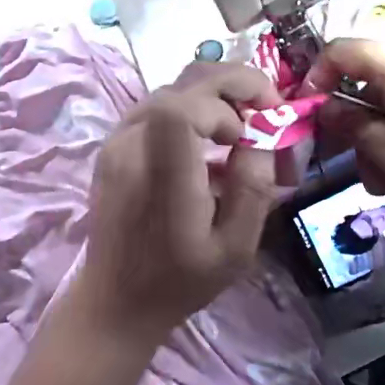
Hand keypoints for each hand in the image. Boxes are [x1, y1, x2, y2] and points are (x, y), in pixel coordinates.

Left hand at [69, 63, 281, 345]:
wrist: (116, 301)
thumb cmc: (180, 280)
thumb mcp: (236, 248)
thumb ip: (253, 188)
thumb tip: (260, 137)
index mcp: (160, 177)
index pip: (182, 107)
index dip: (227, 103)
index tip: (251, 133)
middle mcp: (131, 147)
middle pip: (183, 83)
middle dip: (236, 84)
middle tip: (269, 110)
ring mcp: (118, 141)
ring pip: (174, 86)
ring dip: (219, 95)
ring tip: (246, 127)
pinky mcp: (116, 144)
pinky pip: (161, 104)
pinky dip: (197, 106)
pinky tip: (215, 137)